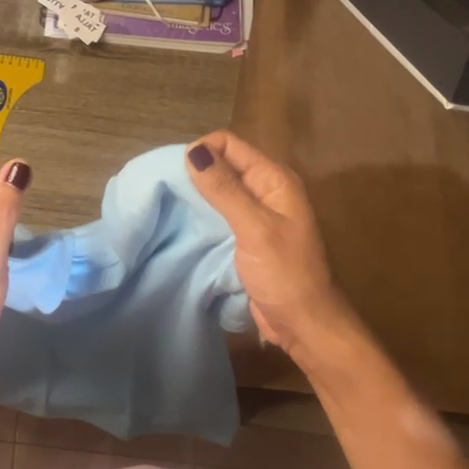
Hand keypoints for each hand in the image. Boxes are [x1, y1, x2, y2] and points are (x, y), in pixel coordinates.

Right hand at [186, 131, 357, 364]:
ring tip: (168, 204)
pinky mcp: (247, 236)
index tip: (174, 174)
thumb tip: (192, 151)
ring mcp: (257, 214)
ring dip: (196, 194)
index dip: (202, 152)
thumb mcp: (254, 227)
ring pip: (219, 190)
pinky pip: (219, 214)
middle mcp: (266, 190)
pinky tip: (184, 224)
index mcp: (274, 179)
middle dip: (195, 171)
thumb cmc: (284, 274)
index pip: (230, 144)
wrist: (304, 323)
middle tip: (165, 189)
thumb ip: (224, 189)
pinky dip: (202, 214)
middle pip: (223, 164)